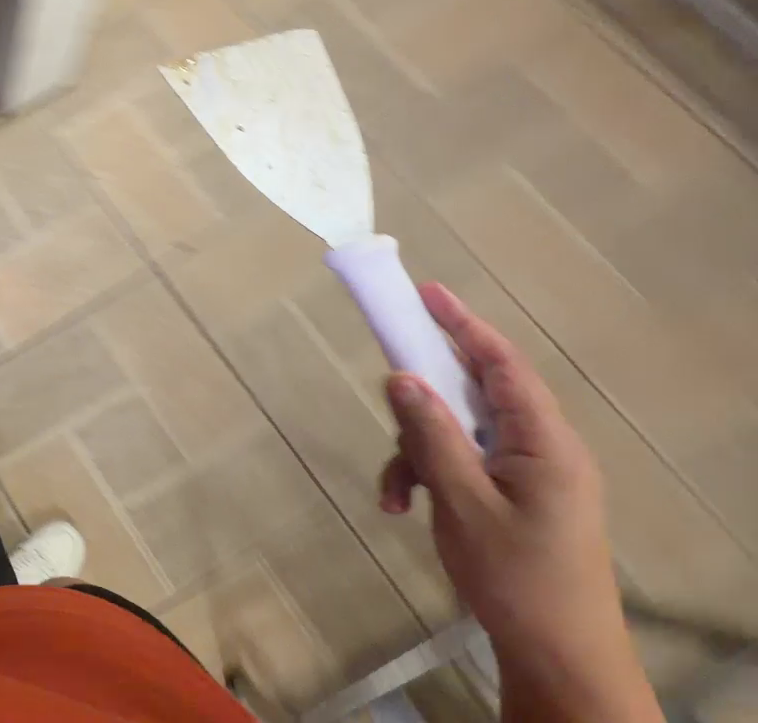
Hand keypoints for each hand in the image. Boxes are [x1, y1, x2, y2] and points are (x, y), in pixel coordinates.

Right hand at [380, 284, 624, 673]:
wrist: (555, 651)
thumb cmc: (516, 574)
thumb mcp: (462, 501)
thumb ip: (431, 435)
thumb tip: (400, 376)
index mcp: (545, 443)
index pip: (502, 365)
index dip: (463, 323)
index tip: (425, 292)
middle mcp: (539, 447)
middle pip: (470, 393)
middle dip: (420, 401)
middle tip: (387, 390)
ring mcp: (525, 471)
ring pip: (452, 430)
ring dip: (413, 450)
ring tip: (394, 491)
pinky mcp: (508, 491)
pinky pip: (454, 460)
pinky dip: (421, 473)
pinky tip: (400, 503)